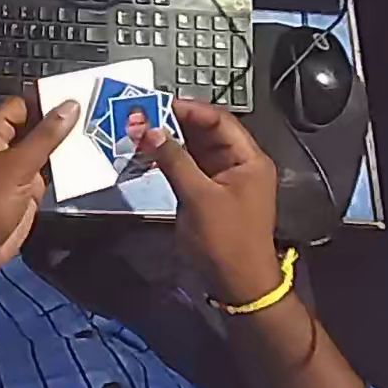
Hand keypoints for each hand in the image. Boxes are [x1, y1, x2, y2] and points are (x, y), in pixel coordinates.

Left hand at [0, 95, 80, 276]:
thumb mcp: (19, 165)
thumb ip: (47, 135)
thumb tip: (70, 105)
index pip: (21, 105)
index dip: (46, 100)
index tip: (79, 97)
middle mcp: (1, 148)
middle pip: (34, 127)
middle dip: (61, 124)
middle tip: (97, 116)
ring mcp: (13, 170)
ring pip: (43, 151)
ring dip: (65, 148)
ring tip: (100, 136)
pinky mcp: (23, 191)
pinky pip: (46, 174)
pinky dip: (63, 171)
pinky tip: (89, 164)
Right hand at [147, 99, 281, 297]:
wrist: (236, 283)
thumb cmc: (227, 239)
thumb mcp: (199, 196)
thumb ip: (173, 160)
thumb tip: (150, 129)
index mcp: (249, 159)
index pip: (220, 121)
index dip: (190, 110)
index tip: (159, 104)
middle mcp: (237, 163)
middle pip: (204, 132)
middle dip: (173, 122)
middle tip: (142, 115)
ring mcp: (220, 177)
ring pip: (191, 147)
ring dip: (167, 139)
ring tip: (139, 130)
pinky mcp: (204, 191)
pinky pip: (185, 165)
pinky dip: (167, 157)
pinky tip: (146, 152)